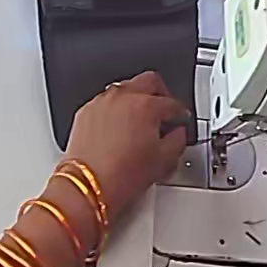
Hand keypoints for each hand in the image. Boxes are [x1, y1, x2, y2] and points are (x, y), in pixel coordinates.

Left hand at [63, 71, 189, 218]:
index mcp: (146, 106)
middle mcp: (123, 97)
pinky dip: (116, 109)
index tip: (180, 119)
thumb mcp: (164, 160)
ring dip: (136, 98)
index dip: (180, 113)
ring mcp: (102, 102)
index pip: (172, 103)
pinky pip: (105, 101)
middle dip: (161, 93)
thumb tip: (178, 134)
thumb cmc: (120, 174)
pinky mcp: (86, 111)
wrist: (89, 185)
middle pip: (149, 81)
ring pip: (125, 88)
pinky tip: (118, 127)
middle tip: (164, 109)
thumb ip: (178, 140)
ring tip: (140, 119)